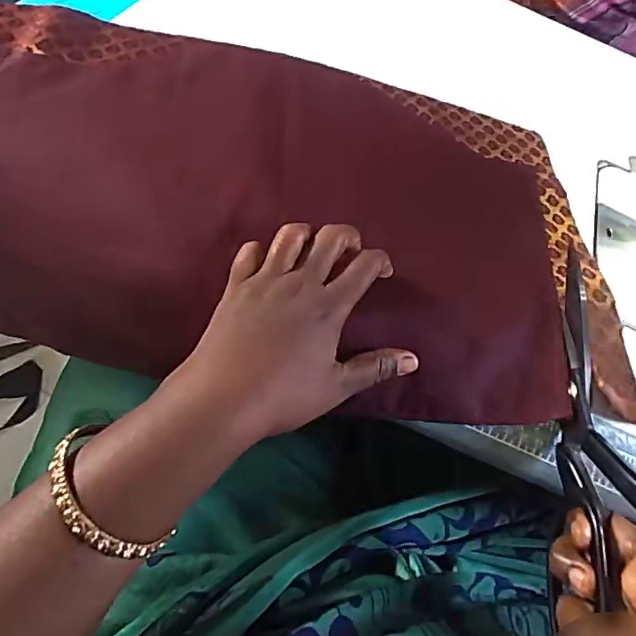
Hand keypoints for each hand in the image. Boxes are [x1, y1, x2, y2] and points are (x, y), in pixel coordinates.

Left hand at [164, 223, 417, 444]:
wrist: (222, 400)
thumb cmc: (283, 396)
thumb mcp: (335, 386)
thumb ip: (375, 367)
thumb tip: (413, 359)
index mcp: (328, 306)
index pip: (364, 265)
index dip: (380, 260)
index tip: (382, 272)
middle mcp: (299, 283)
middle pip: (330, 237)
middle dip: (348, 236)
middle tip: (350, 252)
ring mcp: (265, 280)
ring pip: (290, 235)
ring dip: (307, 235)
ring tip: (311, 251)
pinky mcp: (236, 285)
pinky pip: (249, 251)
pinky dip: (262, 251)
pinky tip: (267, 266)